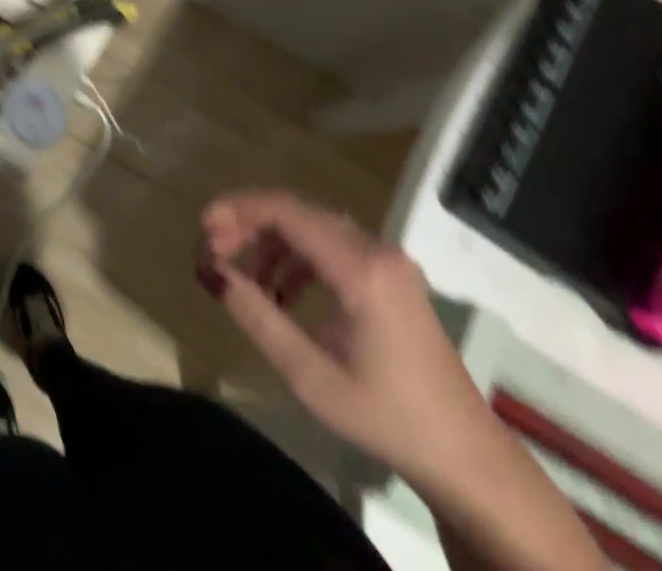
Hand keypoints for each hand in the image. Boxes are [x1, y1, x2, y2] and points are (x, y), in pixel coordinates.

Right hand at [198, 191, 498, 489]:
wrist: (460, 450)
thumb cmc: (384, 416)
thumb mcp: (308, 373)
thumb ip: (257, 316)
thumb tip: (211, 272)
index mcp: (362, 270)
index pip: (289, 214)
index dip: (240, 211)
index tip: (202, 229)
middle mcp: (378, 252)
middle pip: (301, 215)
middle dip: (250, 226)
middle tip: (212, 254)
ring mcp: (390, 263)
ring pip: (316, 231)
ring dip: (272, 245)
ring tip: (241, 280)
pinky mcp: (392, 278)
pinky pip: (334, 250)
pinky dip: (297, 260)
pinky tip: (280, 296)